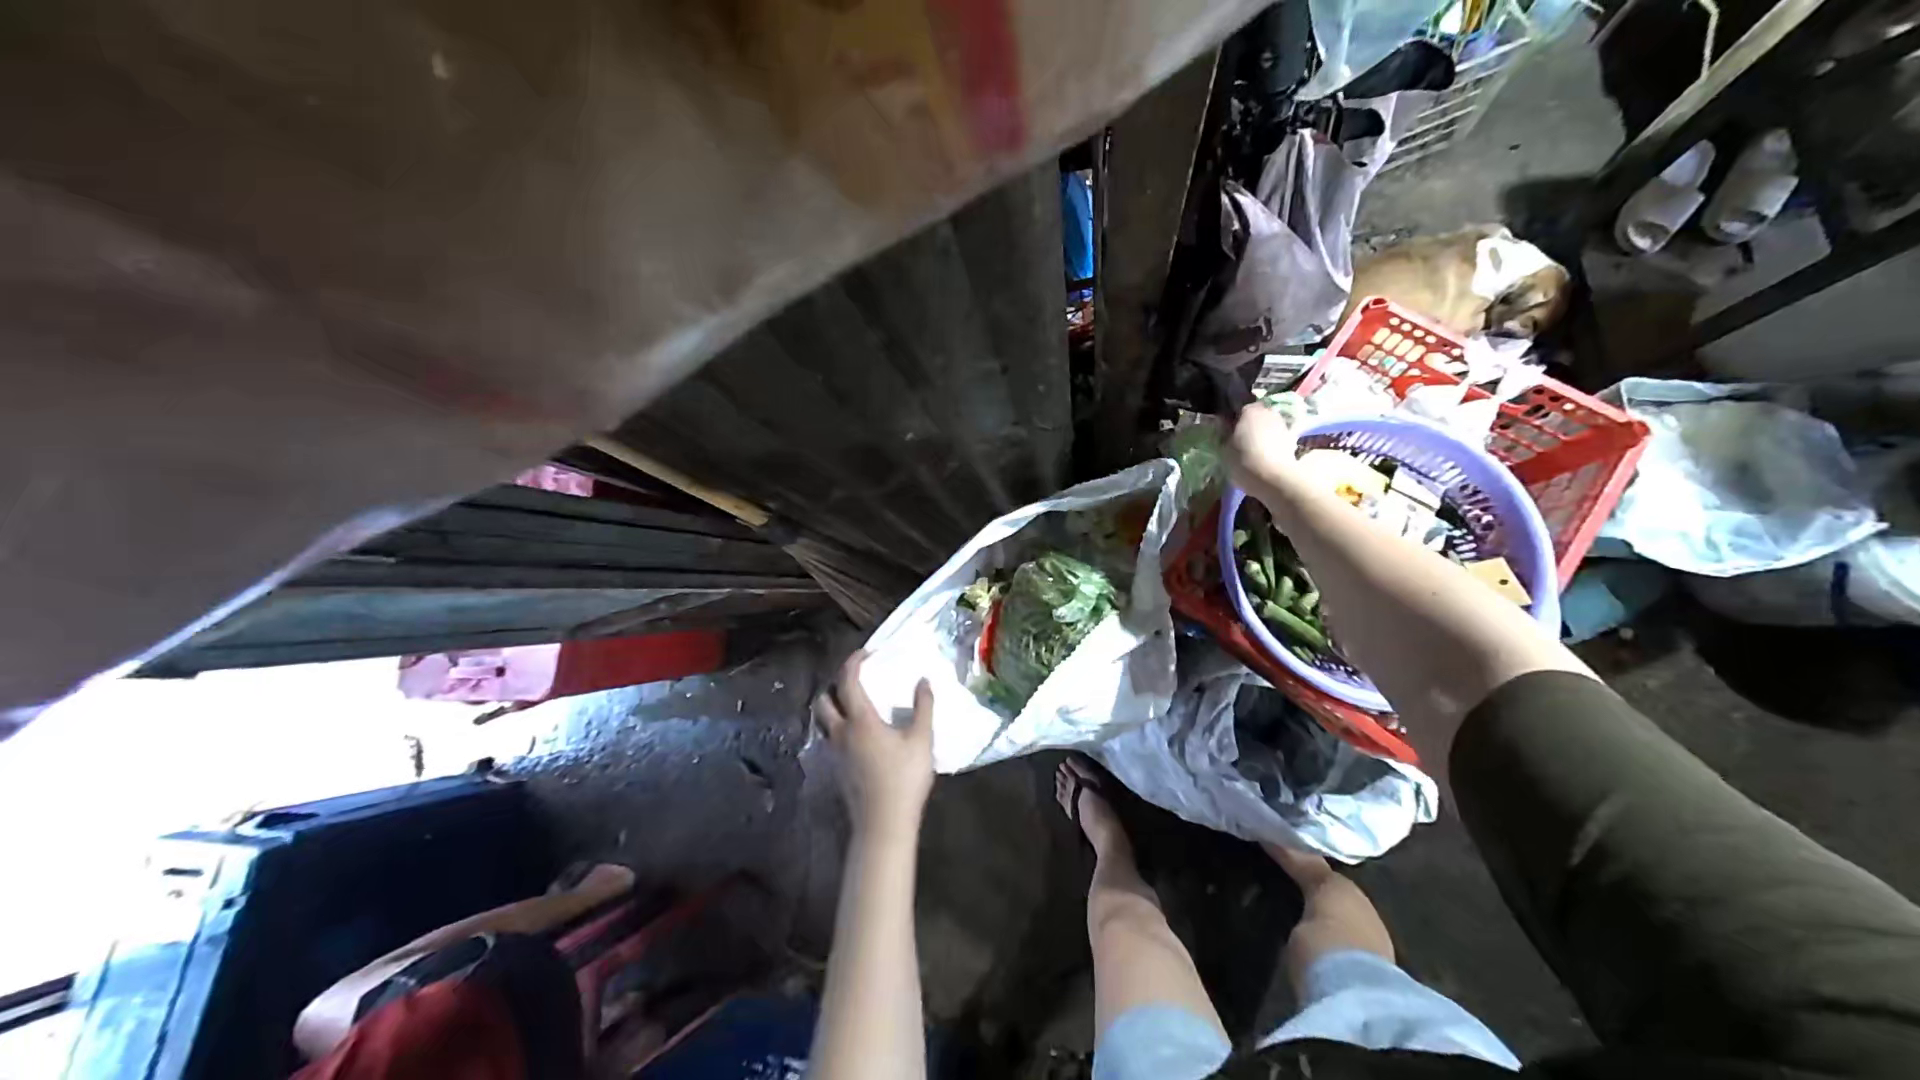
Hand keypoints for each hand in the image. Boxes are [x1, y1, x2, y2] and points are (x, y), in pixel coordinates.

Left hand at [814, 651, 934, 834]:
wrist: (882, 825)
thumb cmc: (904, 779)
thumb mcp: (921, 740)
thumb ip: (923, 707)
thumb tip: (923, 681)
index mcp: (860, 720)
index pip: (848, 681)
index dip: (853, 662)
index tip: (865, 653)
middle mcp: (840, 732)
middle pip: (824, 701)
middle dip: (835, 685)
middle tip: (855, 681)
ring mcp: (835, 753)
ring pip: (823, 722)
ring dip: (833, 707)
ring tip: (855, 706)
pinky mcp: (836, 770)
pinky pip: (830, 739)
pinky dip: (838, 728)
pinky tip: (858, 736)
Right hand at [1227, 403, 1300, 491]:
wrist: (1275, 478)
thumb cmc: (1244, 460)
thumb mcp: (1224, 449)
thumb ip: (1224, 435)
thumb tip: (1224, 427)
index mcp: (1249, 410)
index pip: (1239, 409)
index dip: (1233, 420)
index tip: (1227, 432)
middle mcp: (1268, 412)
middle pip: (1256, 416)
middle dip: (1249, 426)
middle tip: (1239, 442)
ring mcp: (1283, 425)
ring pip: (1268, 427)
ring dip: (1261, 436)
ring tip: (1252, 452)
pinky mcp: (1293, 440)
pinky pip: (1276, 440)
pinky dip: (1271, 446)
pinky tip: (1264, 458)